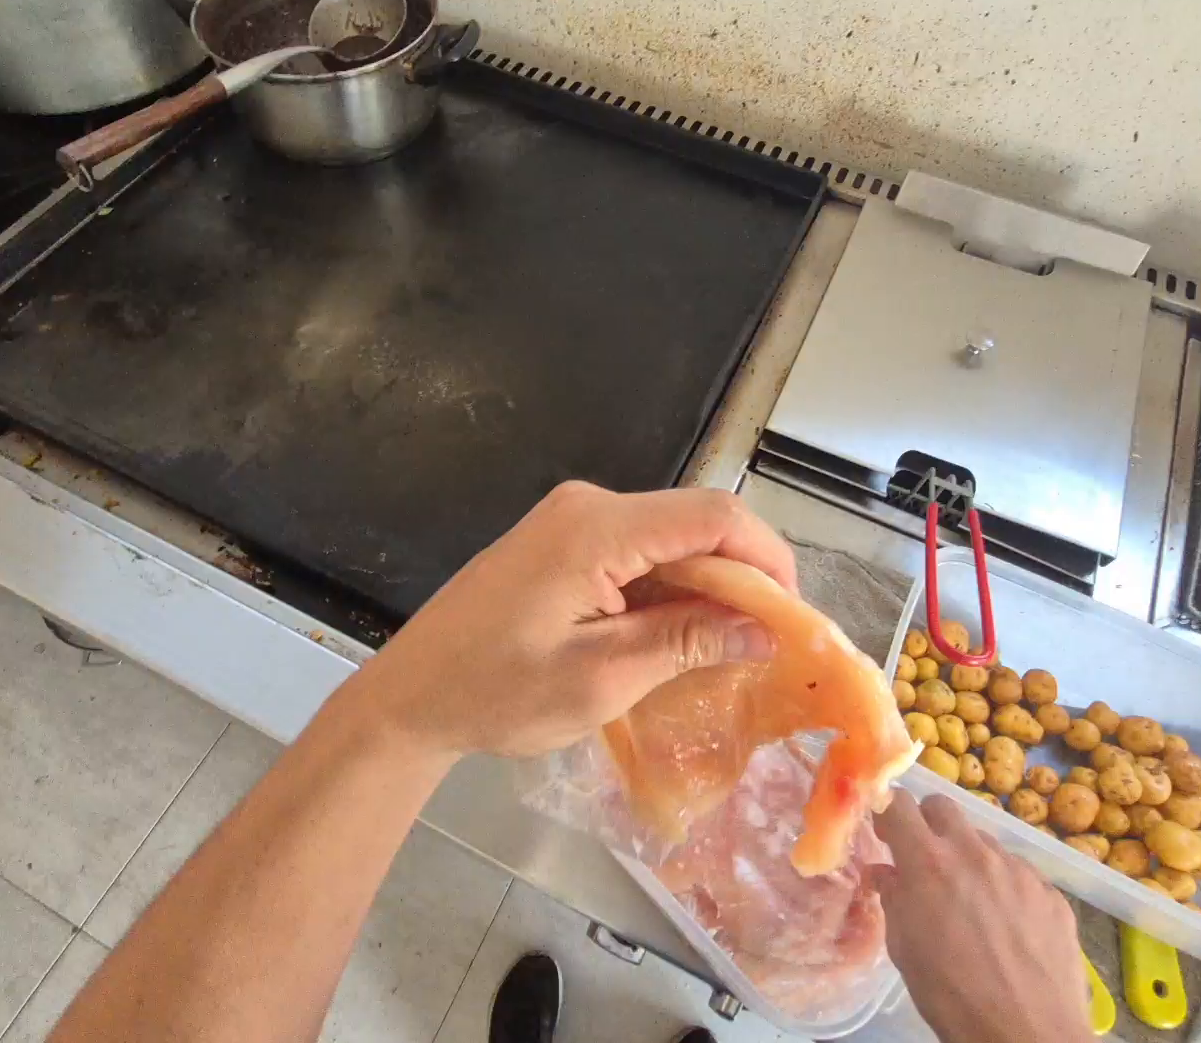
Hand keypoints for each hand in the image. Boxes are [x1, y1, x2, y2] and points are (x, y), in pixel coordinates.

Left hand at [346, 481, 794, 757]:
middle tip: (765, 642)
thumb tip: (765, 630)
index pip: (713, 516)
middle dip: (740, 578)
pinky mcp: (563, 541)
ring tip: (726, 647)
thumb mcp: (601, 678)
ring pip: (670, 538)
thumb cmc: (496, 693)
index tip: (790, 616)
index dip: (766, 558)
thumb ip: (687, 642)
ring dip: (705, 587)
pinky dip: (668, 589)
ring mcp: (572, 519)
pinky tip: (676, 633)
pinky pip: (638, 552)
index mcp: (597, 528)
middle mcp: (588, 505)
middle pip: (694, 523)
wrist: (410, 696)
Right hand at [876, 792, 1093, 1042]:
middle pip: (943, 806)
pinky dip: (1005, 887)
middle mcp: (973, 852)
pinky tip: (1008, 925)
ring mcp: (1017, 870)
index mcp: (928, 862)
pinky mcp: (1051, 893)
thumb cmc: (952, 996)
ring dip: (969, 858)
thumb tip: (886, 873)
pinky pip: (1018, 873)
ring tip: (974, 902)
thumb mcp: (904, 948)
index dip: (887, 811)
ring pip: (983, 841)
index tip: (886, 832)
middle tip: (927, 857)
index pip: (898, 803)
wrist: (1030, 1038)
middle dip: (928, 823)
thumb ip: (893, 898)